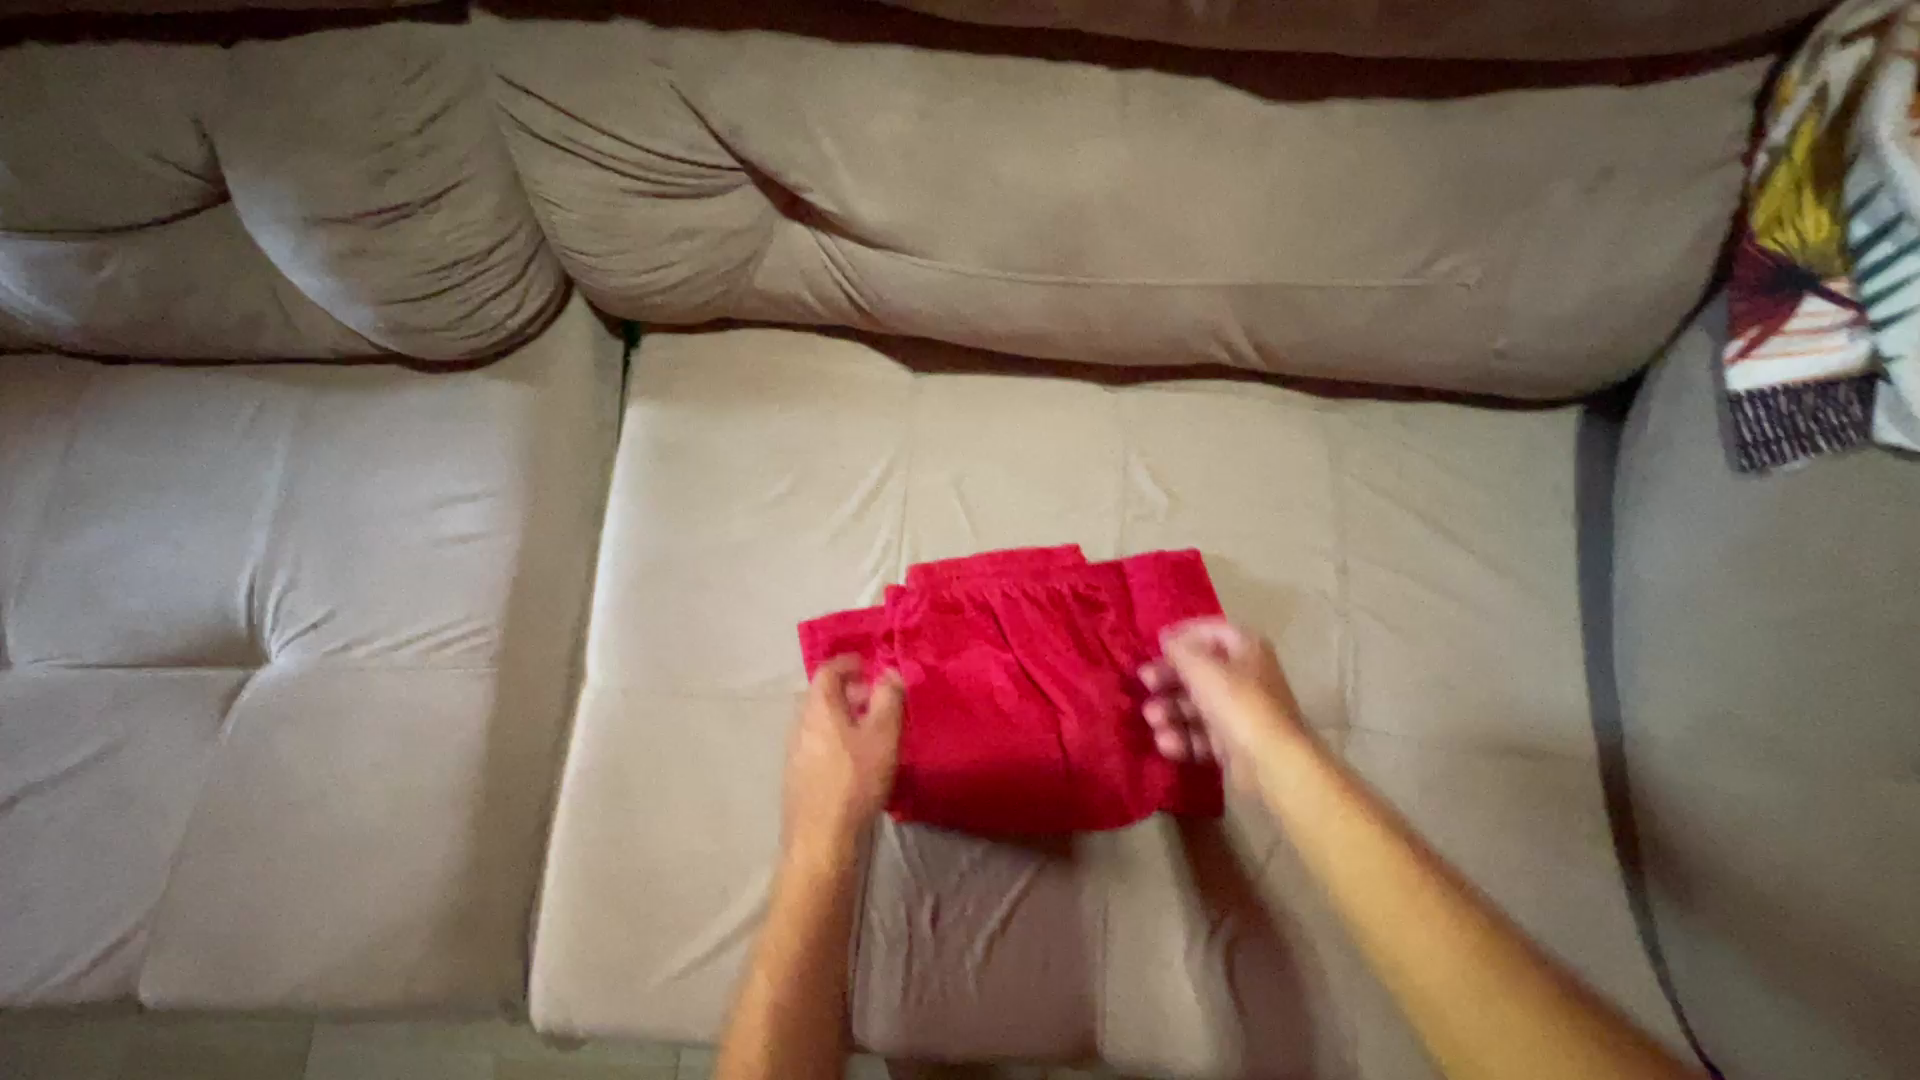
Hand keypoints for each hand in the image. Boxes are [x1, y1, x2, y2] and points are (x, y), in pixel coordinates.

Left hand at [781, 656, 903, 871]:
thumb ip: (888, 699)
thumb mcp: (882, 735)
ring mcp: (795, 750)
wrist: (821, 838)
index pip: (828, 670)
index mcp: (818, 707)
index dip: (849, 663)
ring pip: (820, 720)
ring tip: (870, 729)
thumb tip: (889, 672)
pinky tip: (855, 758)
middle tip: (876, 698)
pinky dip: (836, 737)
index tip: (870, 665)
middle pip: (822, 694)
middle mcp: (800, 723)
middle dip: (849, 690)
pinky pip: (818, 741)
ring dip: (843, 716)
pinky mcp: (797, 774)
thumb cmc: (854, 780)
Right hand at [1138, 618, 1305, 784]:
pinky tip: (1167, 743)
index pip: (1214, 632)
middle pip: (1200, 671)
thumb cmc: (1238, 704)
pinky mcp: (1233, 745)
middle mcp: (1246, 678)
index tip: (1157, 644)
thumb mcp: (1203, 668)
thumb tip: (1167, 638)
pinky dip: (1183, 738)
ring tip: (1154, 719)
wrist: (1271, 763)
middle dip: (1169, 678)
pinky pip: (1202, 735)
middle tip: (1146, 682)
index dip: (1185, 635)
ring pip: (1197, 706)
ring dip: (1170, 711)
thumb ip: (1180, 649)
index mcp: (1248, 651)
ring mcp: (1240, 714)